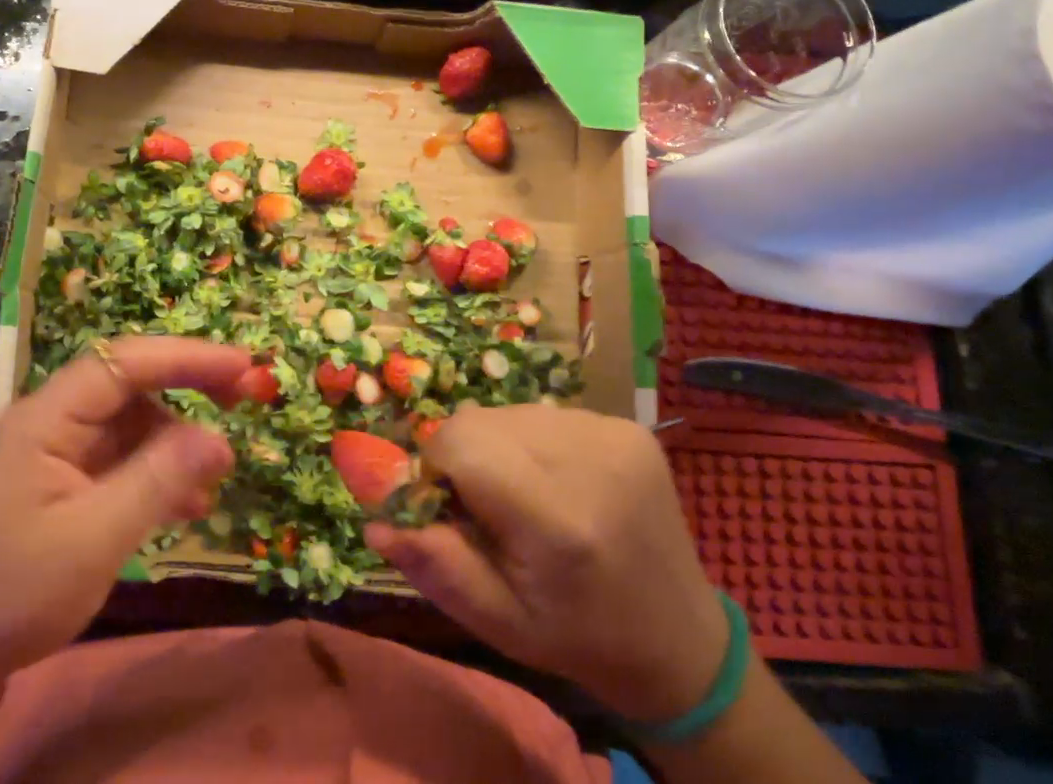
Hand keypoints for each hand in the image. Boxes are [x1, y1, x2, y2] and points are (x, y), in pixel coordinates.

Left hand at [0, 336, 245, 700]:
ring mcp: (53, 454)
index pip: (122, 363)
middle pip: (126, 385)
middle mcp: (48, 423)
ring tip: (216, 478)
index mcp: (45, 420)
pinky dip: (155, 475)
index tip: (244, 366)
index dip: (186, 357)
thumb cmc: (15, 592)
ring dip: (174, 443)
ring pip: (128, 425)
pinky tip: (186, 506)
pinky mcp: (60, 485)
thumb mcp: (94, 538)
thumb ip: (158, 480)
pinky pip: (118, 462)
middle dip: (187, 389)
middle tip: (245, 402)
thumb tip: (220, 439)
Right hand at [364, 405, 729, 722]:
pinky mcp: (629, 427)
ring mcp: (615, 436)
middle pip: (477, 422)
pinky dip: (528, 443)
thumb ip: (436, 566)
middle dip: (460, 458)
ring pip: (505, 412)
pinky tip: (553, 484)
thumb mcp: (496, 621)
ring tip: (520, 498)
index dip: (433, 470)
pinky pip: (541, 415)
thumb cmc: (575, 636)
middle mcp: (591, 461)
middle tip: (480, 510)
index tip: (445, 510)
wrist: (678, 640)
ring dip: (493, 448)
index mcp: (558, 519)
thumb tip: (374, 522)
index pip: (459, 443)